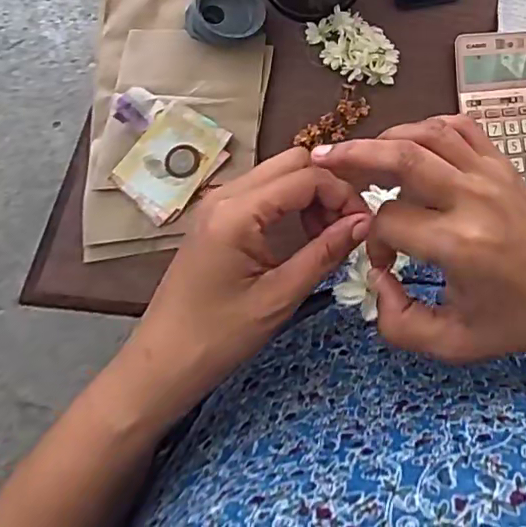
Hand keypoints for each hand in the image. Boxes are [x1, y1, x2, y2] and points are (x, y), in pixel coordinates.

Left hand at [119, 147, 370, 418]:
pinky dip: (290, 201)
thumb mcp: (278, 297)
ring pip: (279, 172)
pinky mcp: (217, 214)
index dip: (342, 194)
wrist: (160, 365)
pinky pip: (264, 189)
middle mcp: (226, 193)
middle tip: (346, 226)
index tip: (364, 224)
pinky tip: (302, 233)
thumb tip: (365, 222)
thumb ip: (324, 253)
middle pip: (292, 161)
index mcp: (237, 211)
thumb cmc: (217, 338)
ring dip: (310, 193)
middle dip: (327, 187)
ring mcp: (218, 201)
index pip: (305, 176)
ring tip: (326, 234)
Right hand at [311, 115, 525, 362]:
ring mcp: (491, 173)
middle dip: (354, 155)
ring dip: (388, 138)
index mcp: (460, 244)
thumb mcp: (452, 344)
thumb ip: (398, 323)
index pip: (391, 219)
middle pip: (403, 156)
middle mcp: (474, 199)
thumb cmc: (511, 321)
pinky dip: (428, 127)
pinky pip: (460, 126)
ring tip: (363, 153)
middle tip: (322, 157)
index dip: (373, 239)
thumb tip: (375, 275)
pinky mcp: (502, 162)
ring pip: (428, 132)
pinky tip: (412, 144)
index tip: (382, 261)